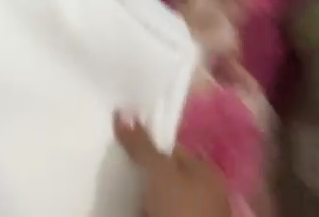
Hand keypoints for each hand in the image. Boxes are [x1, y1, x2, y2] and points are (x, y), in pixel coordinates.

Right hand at [116, 113, 230, 216]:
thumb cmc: (181, 210)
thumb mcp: (159, 172)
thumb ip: (141, 143)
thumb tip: (122, 111)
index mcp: (207, 173)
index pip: (171, 146)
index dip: (146, 139)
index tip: (119, 135)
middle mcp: (203, 192)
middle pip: (163, 169)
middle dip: (139, 163)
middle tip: (112, 153)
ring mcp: (190, 214)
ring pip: (156, 191)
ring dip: (137, 186)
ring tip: (111, 173)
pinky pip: (153, 208)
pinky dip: (138, 204)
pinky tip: (121, 197)